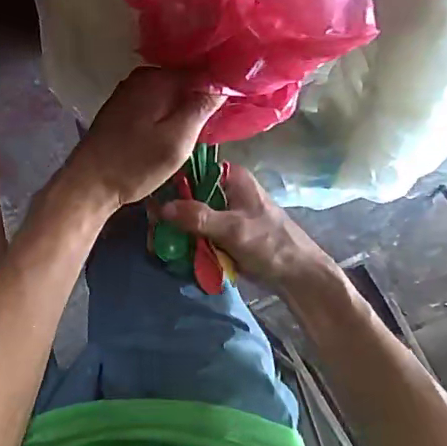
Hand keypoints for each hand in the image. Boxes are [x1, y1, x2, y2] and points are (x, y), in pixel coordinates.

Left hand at [56, 67, 221, 210]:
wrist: (88, 184)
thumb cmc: (135, 164)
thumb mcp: (177, 140)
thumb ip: (201, 108)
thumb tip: (225, 82)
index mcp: (157, 79)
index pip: (203, 70)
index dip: (224, 83)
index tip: (242, 98)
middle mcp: (141, 78)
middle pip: (185, 79)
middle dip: (205, 94)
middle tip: (227, 116)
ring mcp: (129, 93)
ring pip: (170, 92)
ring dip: (187, 105)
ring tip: (209, 122)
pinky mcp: (122, 109)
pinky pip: (156, 102)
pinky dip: (170, 112)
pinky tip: (180, 126)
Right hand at [159, 166, 334, 291]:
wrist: (295, 277)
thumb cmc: (271, 244)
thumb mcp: (234, 229)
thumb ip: (199, 217)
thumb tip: (162, 207)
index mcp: (231, 177)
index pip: (191, 168)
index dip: (170, 180)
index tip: (151, 198)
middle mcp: (223, 190)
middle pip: (184, 193)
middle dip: (167, 211)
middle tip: (152, 227)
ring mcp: (220, 213)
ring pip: (186, 215)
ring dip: (172, 229)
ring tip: (155, 243)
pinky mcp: (218, 233)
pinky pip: (192, 232)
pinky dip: (182, 241)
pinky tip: (167, 250)